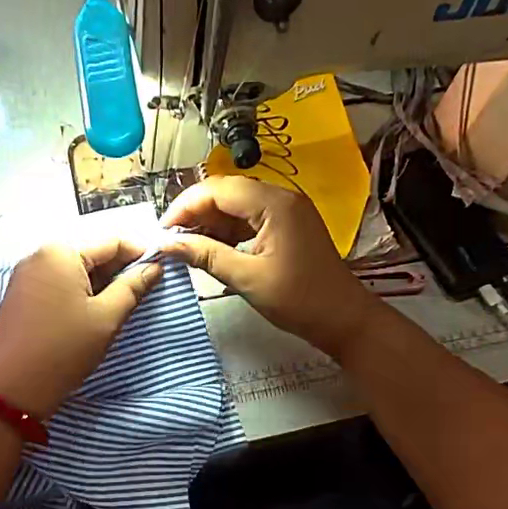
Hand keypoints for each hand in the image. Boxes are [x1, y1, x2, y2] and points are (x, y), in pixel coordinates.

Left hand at [0, 238, 161, 418]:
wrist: (13, 388)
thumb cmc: (65, 348)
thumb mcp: (107, 317)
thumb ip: (133, 287)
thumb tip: (154, 267)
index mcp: (61, 252)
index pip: (112, 242)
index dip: (139, 254)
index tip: (160, 271)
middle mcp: (40, 255)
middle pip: (92, 254)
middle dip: (119, 271)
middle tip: (142, 294)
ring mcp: (27, 275)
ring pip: (76, 271)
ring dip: (101, 284)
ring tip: (119, 308)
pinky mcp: (21, 295)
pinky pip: (59, 283)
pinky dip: (80, 293)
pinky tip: (92, 315)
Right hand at [161, 177, 383, 357]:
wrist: (345, 319)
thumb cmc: (299, 300)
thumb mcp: (247, 278)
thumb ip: (206, 255)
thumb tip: (167, 243)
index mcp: (274, 203)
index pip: (217, 189)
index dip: (185, 206)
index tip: (162, 232)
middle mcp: (281, 197)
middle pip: (226, 192)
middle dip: (196, 213)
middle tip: (171, 240)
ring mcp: (287, 211)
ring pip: (237, 206)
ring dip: (210, 223)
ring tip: (186, 248)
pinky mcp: (288, 226)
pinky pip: (251, 219)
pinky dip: (229, 232)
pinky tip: (211, 249)